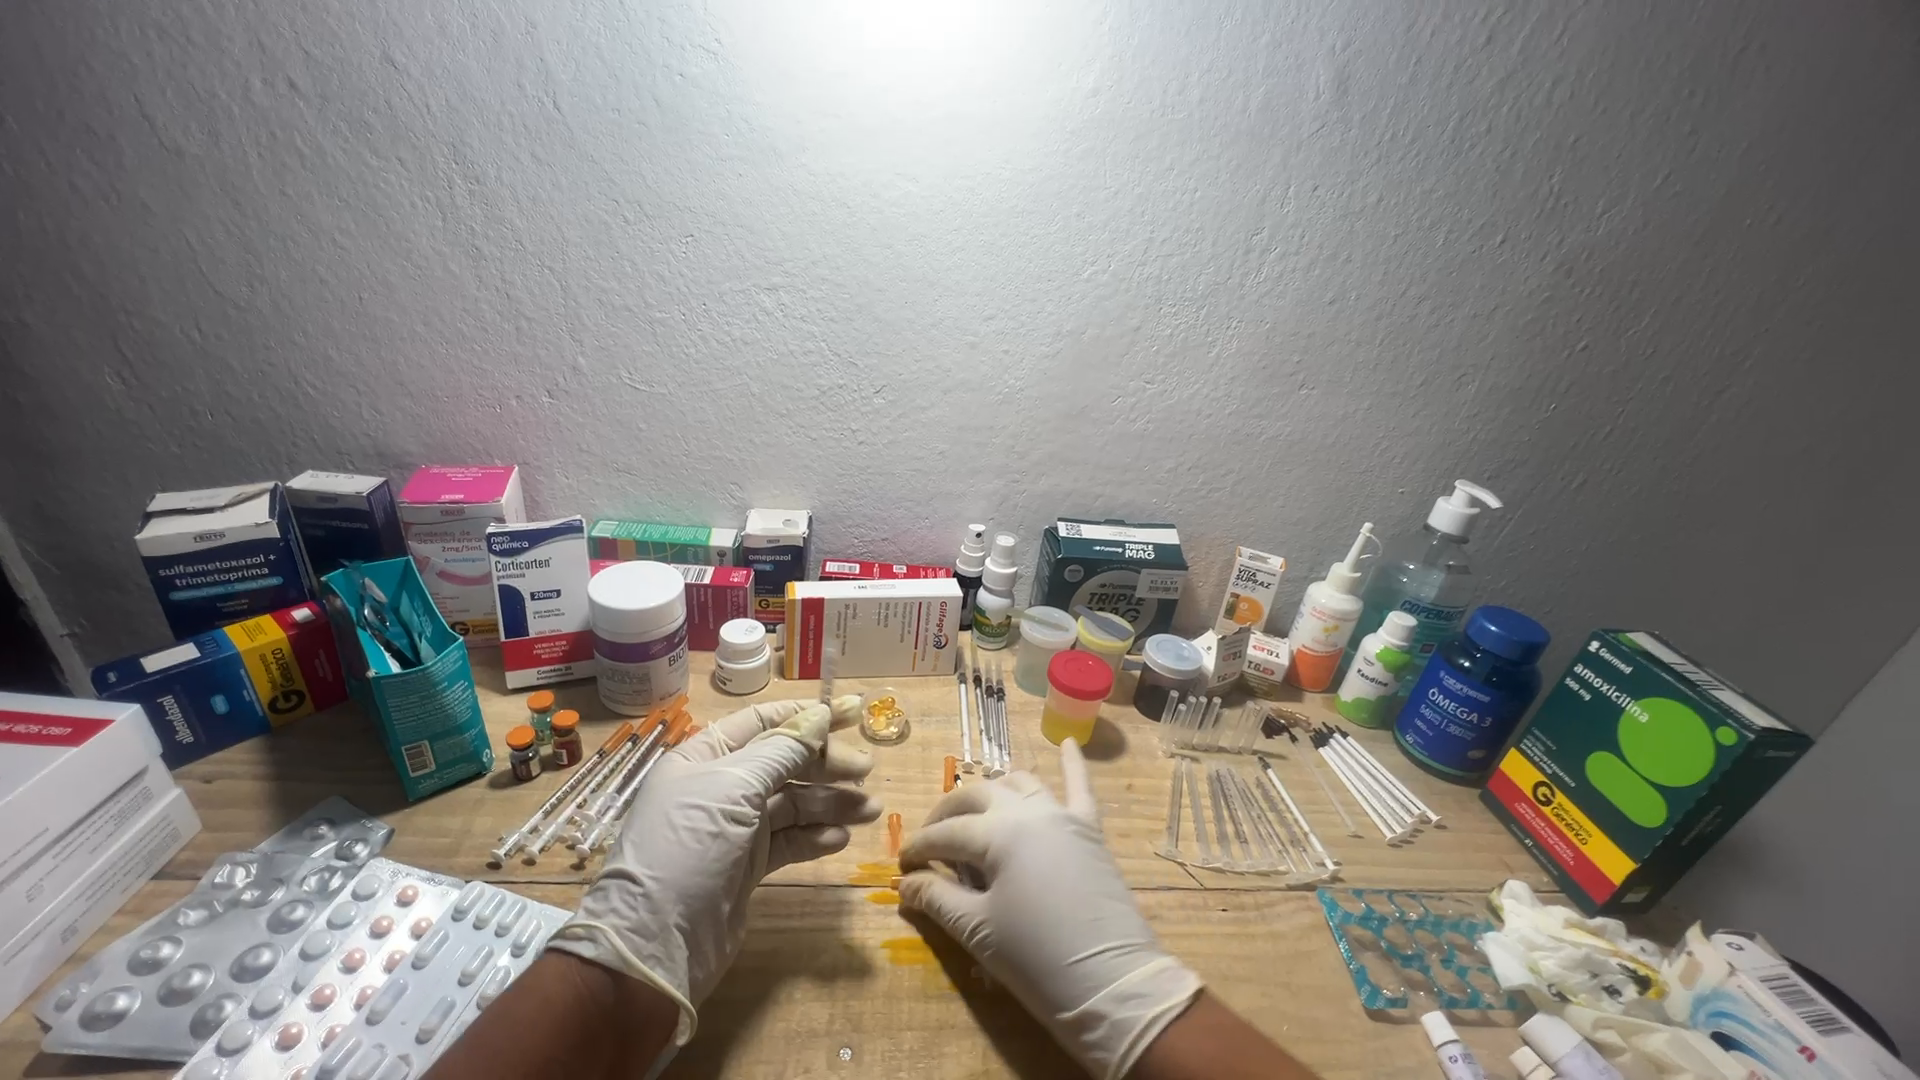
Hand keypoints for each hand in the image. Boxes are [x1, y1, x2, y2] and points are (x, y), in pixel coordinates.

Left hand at [547, 696, 877, 1047]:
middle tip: (867, 768)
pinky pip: (789, 840)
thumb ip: (782, 750)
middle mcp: (720, 787)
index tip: (854, 711)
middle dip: (826, 763)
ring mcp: (734, 828)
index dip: (808, 715)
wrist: (655, 944)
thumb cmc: (689, 847)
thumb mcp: (734, 788)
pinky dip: (815, 837)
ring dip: (831, 803)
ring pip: (793, 804)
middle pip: (784, 762)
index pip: (764, 722)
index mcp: (705, 757)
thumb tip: (821, 715)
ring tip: (871, 810)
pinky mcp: (746, 866)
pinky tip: (840, 839)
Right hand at [899, 739, 1203, 1079]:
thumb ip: (937, 898)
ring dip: (993, 790)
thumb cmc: (1035, 958)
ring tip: (975, 811)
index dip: (919, 848)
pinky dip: (1073, 763)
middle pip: (976, 797)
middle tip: (931, 842)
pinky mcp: (1090, 830)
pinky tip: (1068, 741)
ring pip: (1019, 784)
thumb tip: (906, 882)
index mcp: (997, 832)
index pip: (945, 833)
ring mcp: (1063, 816)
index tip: (903, 867)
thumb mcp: (977, 929)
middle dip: (947, 815)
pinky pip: (1081, 787)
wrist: (1111, 982)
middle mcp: (1028, 810)